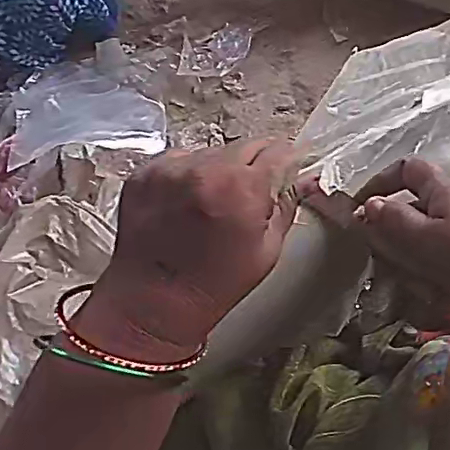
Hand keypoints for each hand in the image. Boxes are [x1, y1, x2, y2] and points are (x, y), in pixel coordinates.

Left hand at [74, 140, 301, 362]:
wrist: (151, 303)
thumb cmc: (213, 285)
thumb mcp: (267, 250)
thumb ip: (286, 205)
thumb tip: (303, 179)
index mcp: (243, 188)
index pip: (280, 150)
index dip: (288, 161)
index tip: (288, 168)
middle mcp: (206, 169)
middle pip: (248, 145)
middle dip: (256, 165)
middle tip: (250, 195)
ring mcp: (172, 169)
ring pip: (214, 150)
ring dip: (221, 169)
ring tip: (213, 204)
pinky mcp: (146, 172)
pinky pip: (182, 158)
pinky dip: (190, 174)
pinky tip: (188, 203)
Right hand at [306, 158, 449, 334]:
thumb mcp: (426, 239)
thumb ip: (393, 221)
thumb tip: (366, 205)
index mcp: (444, 190)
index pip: (407, 168)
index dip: (381, 182)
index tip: (360, 208)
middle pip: (412, 209)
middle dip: (393, 235)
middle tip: (379, 258)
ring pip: (425, 240)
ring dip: (411, 261)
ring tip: (408, 283)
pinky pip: (443, 259)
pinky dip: (431, 275)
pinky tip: (431, 296)